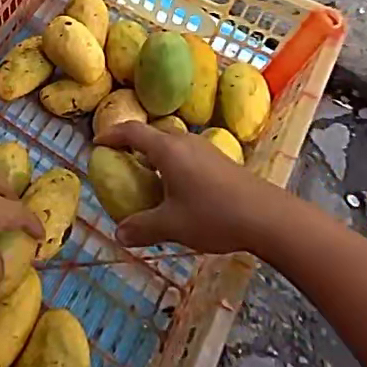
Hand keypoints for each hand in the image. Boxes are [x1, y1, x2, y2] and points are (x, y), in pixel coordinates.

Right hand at [100, 123, 280, 254]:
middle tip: (121, 163)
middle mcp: (185, 143)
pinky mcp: (222, 162)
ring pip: (172, 146)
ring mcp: (206, 150)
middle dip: (134, 147)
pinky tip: (179, 191)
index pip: (132, 132)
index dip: (111, 135)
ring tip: (148, 180)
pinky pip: (188, 156)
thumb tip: (118, 235)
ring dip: (156, 158)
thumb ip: (142, 228)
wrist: (269, 218)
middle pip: (153, 136)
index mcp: (167, 150)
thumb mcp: (172, 225)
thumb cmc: (215, 215)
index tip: (97, 144)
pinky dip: (174, 166)